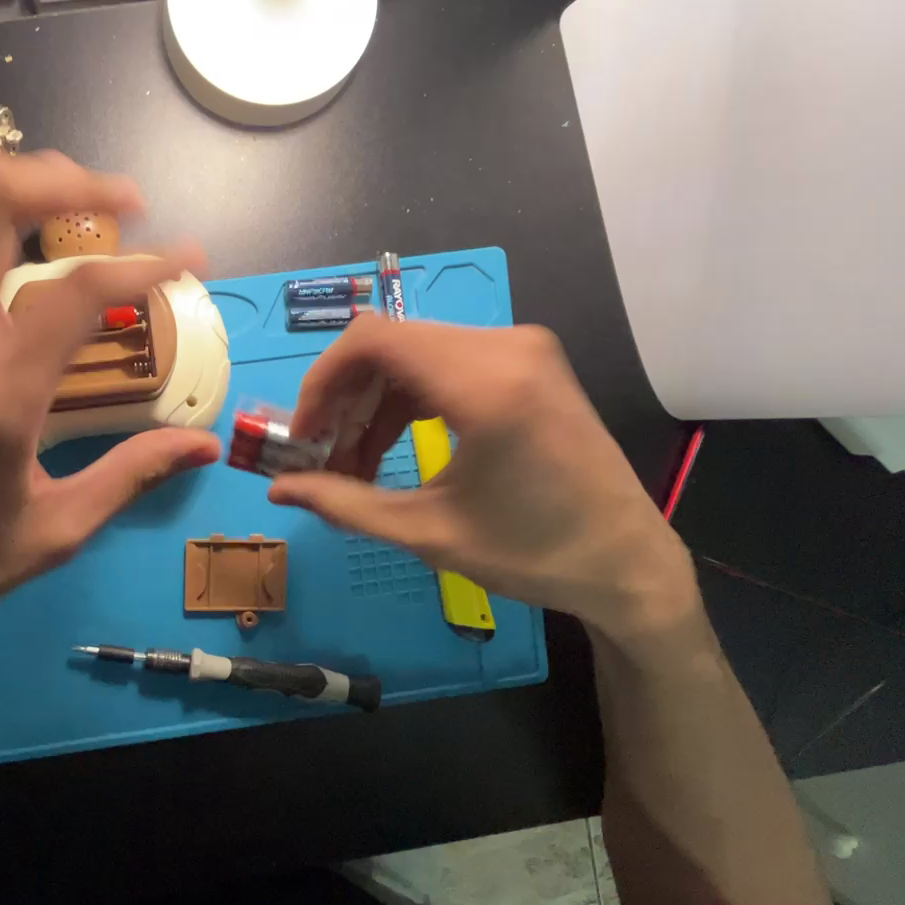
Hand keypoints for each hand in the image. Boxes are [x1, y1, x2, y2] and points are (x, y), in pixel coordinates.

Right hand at [267, 316, 694, 640]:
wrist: (626, 563)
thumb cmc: (531, 554)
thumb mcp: (426, 532)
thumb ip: (343, 503)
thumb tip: (277, 489)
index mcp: (484, 384)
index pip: (372, 341)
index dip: (321, 380)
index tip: (304, 433)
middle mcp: (506, 347)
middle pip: (389, 343)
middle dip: (342, 397)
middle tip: (321, 454)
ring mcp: (523, 350)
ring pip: (413, 353)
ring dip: (372, 403)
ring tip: (352, 462)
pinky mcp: (529, 363)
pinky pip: (445, 363)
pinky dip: (407, 400)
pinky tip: (390, 445)